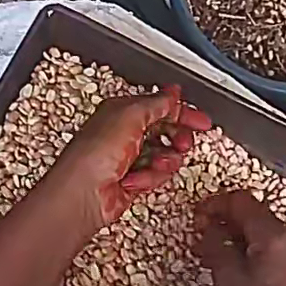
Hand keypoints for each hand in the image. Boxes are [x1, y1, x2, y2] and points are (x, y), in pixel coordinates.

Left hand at [41, 86, 212, 230]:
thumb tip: (172, 93)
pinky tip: (134, 181)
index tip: (202, 122)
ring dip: (163, 162)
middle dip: (177, 139)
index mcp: (123, 112)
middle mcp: (125, 134)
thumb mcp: (131, 115)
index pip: (160, 107)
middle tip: (182, 144)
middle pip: (166, 132)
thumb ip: (156, 103)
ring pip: (165, 157)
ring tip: (154, 165)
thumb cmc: (96, 153)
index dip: (182, 112)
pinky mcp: (132, 181)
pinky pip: (155, 177)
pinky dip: (149, 179)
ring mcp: (129, 159)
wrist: (83, 193)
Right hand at [195, 190, 285, 285]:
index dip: (214, 204)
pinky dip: (242, 243)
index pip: (241, 201)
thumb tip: (205, 225)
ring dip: (229, 231)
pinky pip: (262, 240)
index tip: (194, 216)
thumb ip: (214, 243)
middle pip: (250, 211)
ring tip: (205, 248)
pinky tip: (223, 258)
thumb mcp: (227, 276)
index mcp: (272, 234)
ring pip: (255, 226)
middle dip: (221, 217)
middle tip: (197, 232)